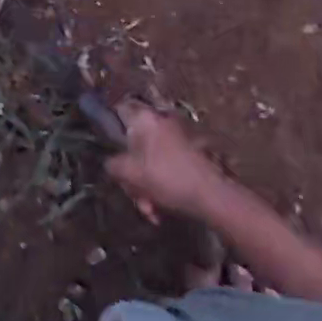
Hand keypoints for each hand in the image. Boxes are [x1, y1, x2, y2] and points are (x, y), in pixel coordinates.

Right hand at [105, 100, 229, 223]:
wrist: (212, 194)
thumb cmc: (167, 178)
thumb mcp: (131, 174)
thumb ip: (113, 166)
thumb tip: (111, 163)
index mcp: (144, 118)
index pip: (118, 110)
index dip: (109, 128)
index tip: (110, 151)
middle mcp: (159, 120)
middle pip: (132, 143)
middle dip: (130, 173)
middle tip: (134, 195)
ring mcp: (175, 135)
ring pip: (148, 158)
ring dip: (145, 185)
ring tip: (150, 210)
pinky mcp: (187, 152)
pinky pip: (164, 164)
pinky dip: (160, 184)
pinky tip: (160, 209)